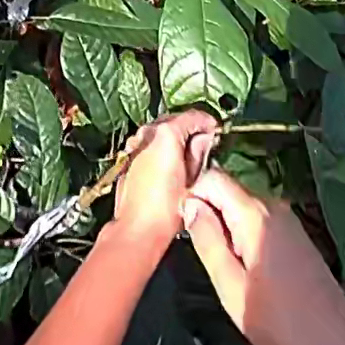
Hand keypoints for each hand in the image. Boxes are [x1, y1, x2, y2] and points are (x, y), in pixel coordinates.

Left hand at [109, 111, 217, 245]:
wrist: (137, 228)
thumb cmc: (167, 209)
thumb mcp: (193, 181)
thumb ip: (199, 153)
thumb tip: (205, 138)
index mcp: (165, 134)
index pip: (191, 117)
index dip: (207, 122)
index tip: (215, 129)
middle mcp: (147, 133)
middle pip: (173, 120)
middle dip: (190, 127)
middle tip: (206, 140)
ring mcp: (135, 143)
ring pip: (159, 130)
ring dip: (174, 136)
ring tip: (189, 152)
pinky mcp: (129, 155)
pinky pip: (148, 143)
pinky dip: (160, 146)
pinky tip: (170, 161)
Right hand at [182, 169, 344, 344]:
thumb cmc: (280, 322)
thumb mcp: (230, 286)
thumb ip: (206, 239)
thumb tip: (189, 204)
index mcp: (255, 213)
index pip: (211, 177)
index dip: (192, 195)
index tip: (185, 225)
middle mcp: (272, 205)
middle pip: (226, 189)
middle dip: (209, 211)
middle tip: (205, 250)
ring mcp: (287, 218)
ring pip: (240, 204)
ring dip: (226, 225)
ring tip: (227, 263)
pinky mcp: (295, 233)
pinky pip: (257, 217)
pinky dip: (243, 232)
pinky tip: (248, 266)